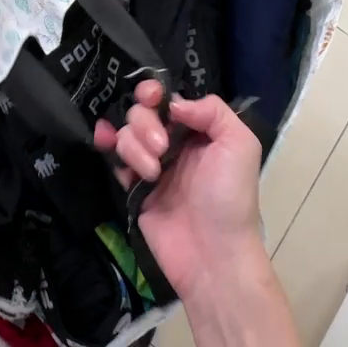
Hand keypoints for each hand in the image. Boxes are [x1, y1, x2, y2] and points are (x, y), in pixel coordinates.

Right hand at [92, 80, 262, 301]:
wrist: (213, 255)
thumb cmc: (230, 197)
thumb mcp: (239, 144)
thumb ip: (212, 110)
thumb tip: (172, 103)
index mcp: (198, 130)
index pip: (167, 98)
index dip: (153, 92)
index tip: (152, 99)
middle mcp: (173, 142)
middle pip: (141, 111)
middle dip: (145, 123)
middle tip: (161, 148)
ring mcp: (151, 164)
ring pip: (126, 133)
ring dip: (134, 146)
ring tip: (153, 173)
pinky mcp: (134, 187)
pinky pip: (114, 158)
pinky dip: (108, 148)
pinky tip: (108, 146)